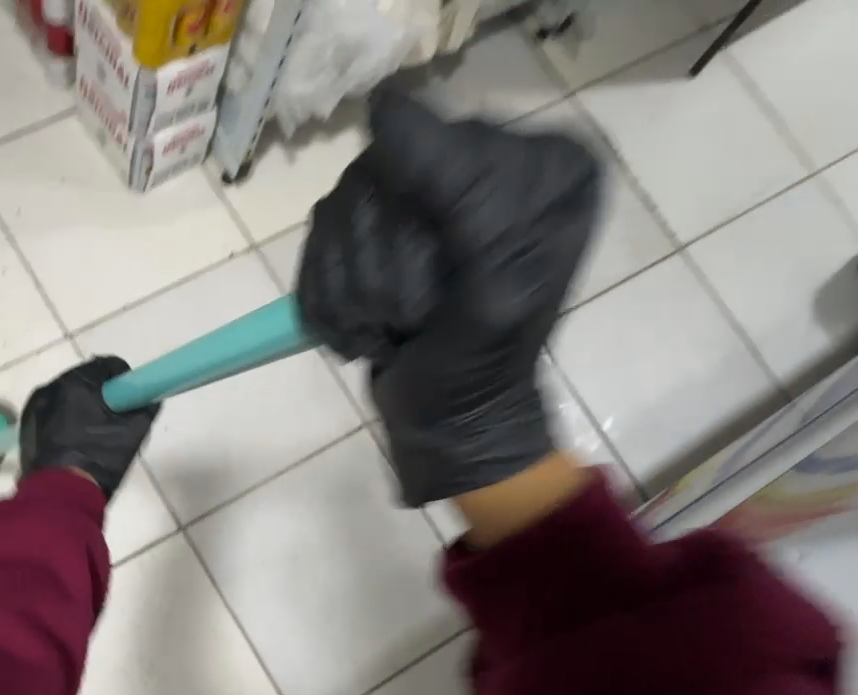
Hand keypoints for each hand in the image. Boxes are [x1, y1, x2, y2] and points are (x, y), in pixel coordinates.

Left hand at [20, 356, 158, 496]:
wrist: (61, 494)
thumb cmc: (100, 459)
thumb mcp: (134, 432)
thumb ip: (146, 407)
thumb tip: (149, 398)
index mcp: (78, 382)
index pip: (108, 365)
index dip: (124, 380)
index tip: (130, 400)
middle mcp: (52, 386)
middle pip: (85, 379)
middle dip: (101, 394)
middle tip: (113, 419)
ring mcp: (36, 406)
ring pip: (67, 396)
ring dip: (81, 405)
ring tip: (92, 432)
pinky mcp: (27, 425)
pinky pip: (52, 412)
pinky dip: (64, 419)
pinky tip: (73, 441)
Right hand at [297, 87, 600, 505]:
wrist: (446, 425)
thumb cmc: (479, 371)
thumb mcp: (492, 288)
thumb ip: (460, 191)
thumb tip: (381, 107)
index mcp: (540, 168)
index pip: (438, 149)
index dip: (413, 233)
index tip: (433, 303)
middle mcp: (484, 165)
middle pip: (379, 179)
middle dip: (379, 272)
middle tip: (406, 325)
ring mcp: (422, 197)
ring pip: (338, 211)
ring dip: (350, 292)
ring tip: (383, 333)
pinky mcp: (376, 229)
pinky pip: (317, 240)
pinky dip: (326, 298)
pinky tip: (359, 330)